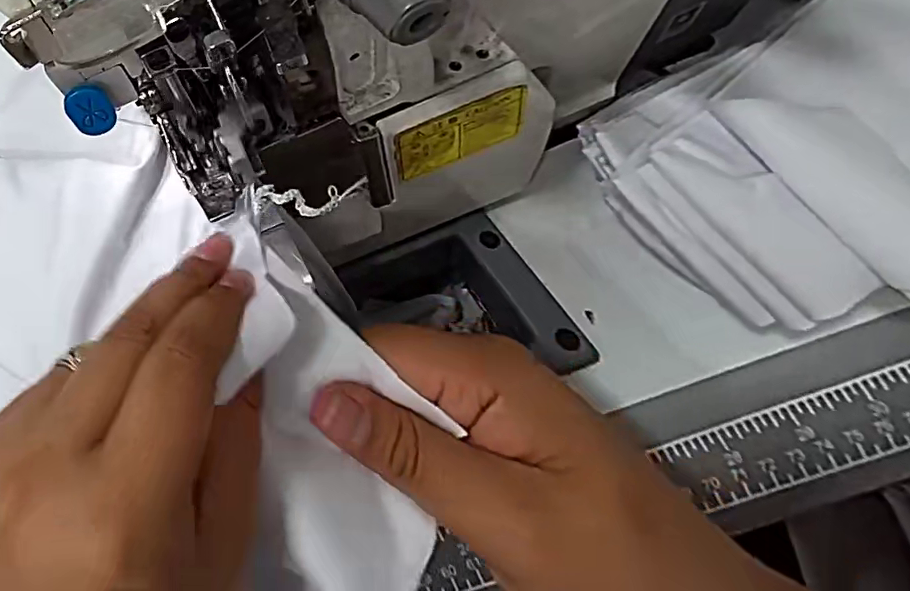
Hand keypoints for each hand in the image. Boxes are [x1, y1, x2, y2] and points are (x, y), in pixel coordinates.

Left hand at [0, 232, 261, 590]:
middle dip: (175, 289)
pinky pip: (53, 383)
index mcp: (117, 507)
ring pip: (87, 354)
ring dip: (139, 326)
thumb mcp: (216, 557)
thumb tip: (239, 356)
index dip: (212, 313)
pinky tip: (124, 378)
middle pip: (123, 342)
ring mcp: (1, 452)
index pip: (174, 369)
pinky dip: (97, 369)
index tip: (238, 280)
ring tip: (181, 301)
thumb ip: (232, 447)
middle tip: (214, 255)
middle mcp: (46, 465)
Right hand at [310, 327, 801, 590]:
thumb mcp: (508, 515)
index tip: (289, 412)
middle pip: (385, 366)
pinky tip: (378, 474)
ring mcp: (489, 399)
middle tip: (302, 447)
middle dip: (346, 404)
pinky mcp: (493, 430)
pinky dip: (397, 448)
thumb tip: (325, 399)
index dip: (331, 375)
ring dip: (368, 429)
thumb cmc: (620, 565)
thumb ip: (411, 453)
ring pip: (400, 397)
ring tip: (331, 464)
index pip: (377, 345)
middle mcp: (484, 367)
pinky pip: (424, 423)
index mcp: (486, 368)